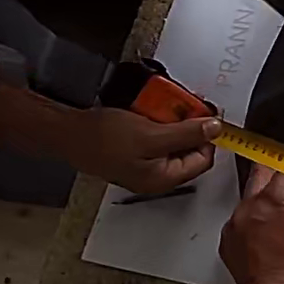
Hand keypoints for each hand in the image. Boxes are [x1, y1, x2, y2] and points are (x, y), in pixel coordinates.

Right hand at [62, 108, 220, 194]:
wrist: (66, 131)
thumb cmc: (104, 138)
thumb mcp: (153, 135)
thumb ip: (188, 134)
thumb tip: (217, 130)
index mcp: (163, 179)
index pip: (203, 160)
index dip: (209, 138)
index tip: (210, 116)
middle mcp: (156, 175)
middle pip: (190, 149)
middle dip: (193, 126)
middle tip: (193, 106)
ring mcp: (146, 162)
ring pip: (176, 139)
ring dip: (179, 120)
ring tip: (176, 104)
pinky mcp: (136, 149)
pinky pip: (159, 135)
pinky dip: (163, 121)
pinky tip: (158, 108)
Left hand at [220, 163, 283, 283]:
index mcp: (271, 200)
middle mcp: (248, 209)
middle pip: (260, 173)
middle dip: (276, 169)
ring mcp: (235, 224)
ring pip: (250, 197)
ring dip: (264, 197)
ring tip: (281, 212)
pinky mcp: (228, 239)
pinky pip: (241, 218)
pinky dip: (253, 218)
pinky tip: (268, 229)